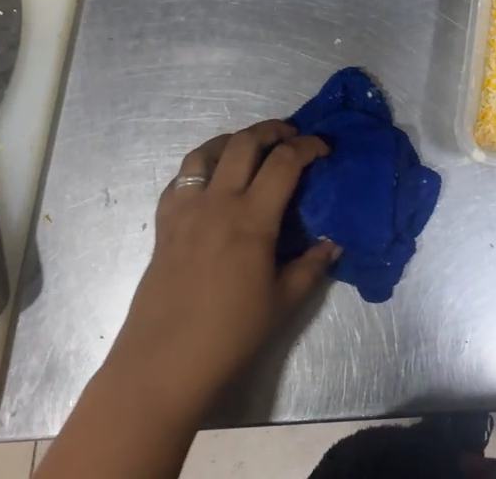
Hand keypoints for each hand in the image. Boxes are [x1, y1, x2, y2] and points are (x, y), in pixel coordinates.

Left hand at [105, 120, 338, 418]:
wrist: (163, 365)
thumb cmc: (230, 335)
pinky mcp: (164, 226)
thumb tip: (332, 243)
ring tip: (250, 149)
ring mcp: (185, 211)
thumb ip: (311, 266)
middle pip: (244, 143)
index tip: (324, 148)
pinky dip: (200, 169)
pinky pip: (180, 180)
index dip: (308, 146)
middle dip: (272, 130)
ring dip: (233, 141)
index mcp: (251, 219)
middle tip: (291, 136)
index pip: (284, 162)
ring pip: (206, 153)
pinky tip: (212, 183)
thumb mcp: (283, 302)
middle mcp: (217, 203)